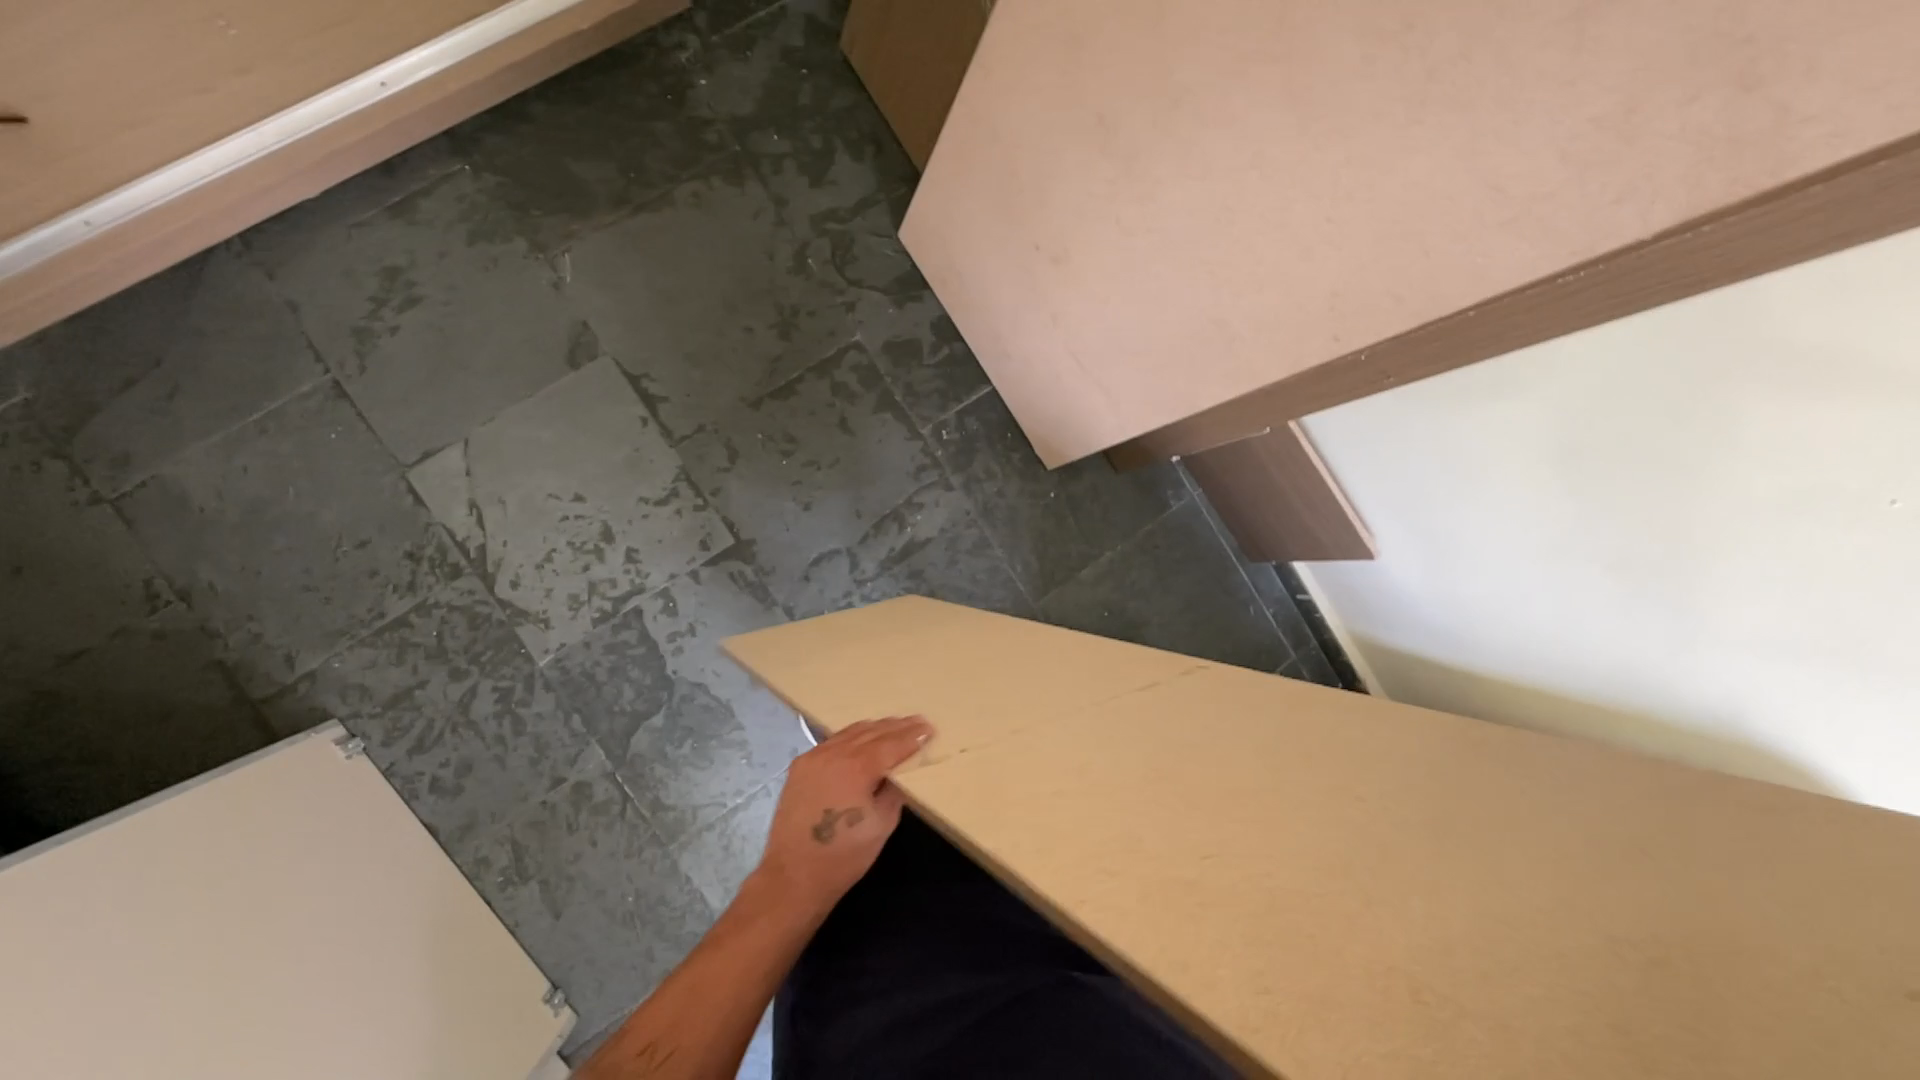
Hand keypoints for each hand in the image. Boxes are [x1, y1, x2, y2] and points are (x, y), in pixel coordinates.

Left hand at [753, 715, 933, 917]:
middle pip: (871, 732)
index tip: (929, 728)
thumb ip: (893, 792)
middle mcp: (833, 754)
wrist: (794, 875)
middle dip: (896, 727)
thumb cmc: (844, 856)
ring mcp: (813, 758)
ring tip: (894, 726)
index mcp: (856, 768)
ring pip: (849, 733)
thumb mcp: (882, 825)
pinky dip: (851, 737)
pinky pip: (831, 742)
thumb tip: (898, 774)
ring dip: (874, 728)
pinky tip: (861, 738)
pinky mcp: (800, 767)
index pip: (891, 744)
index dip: (912, 736)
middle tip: (917, 722)